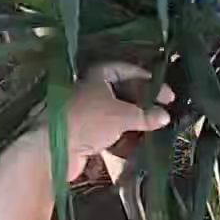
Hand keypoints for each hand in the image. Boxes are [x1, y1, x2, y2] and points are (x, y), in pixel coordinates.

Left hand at [54, 62, 172, 179]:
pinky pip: (107, 129)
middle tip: (162, 111)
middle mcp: (90, 89)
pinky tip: (135, 142)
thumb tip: (165, 116)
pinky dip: (121, 134)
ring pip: (115, 112)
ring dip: (133, 120)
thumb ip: (145, 115)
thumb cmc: (88, 121)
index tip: (166, 94)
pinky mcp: (82, 132)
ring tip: (153, 127)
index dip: (148, 81)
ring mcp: (85, 111)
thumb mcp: (122, 115)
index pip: (127, 71)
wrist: (53, 148)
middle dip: (143, 102)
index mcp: (97, 75)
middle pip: (122, 91)